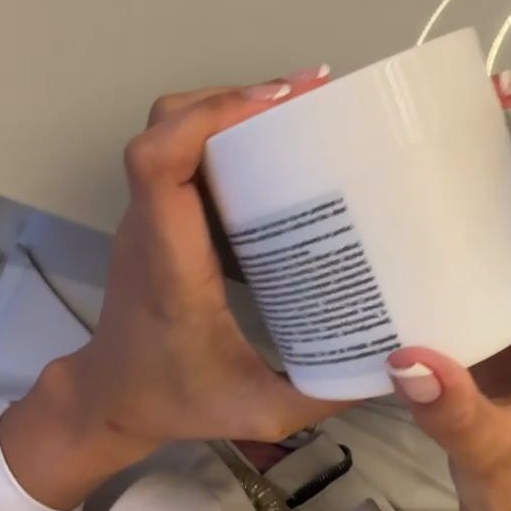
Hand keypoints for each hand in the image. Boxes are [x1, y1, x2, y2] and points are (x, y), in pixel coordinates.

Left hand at [0, 69, 348, 508]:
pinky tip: (282, 151)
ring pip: (172, 130)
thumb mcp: (261, 412)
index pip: (159, 164)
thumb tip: (398, 361)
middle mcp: (152, 228)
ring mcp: (151, 218)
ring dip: (232, 108)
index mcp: (170, 266)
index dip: (212, 116)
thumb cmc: (177, 401)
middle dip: (238, 98)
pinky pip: (184, 156)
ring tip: (304, 113)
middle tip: (314, 100)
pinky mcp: (161, 220)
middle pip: (167, 125)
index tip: (282, 102)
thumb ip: (326, 394)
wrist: (112, 398)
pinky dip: (227, 135)